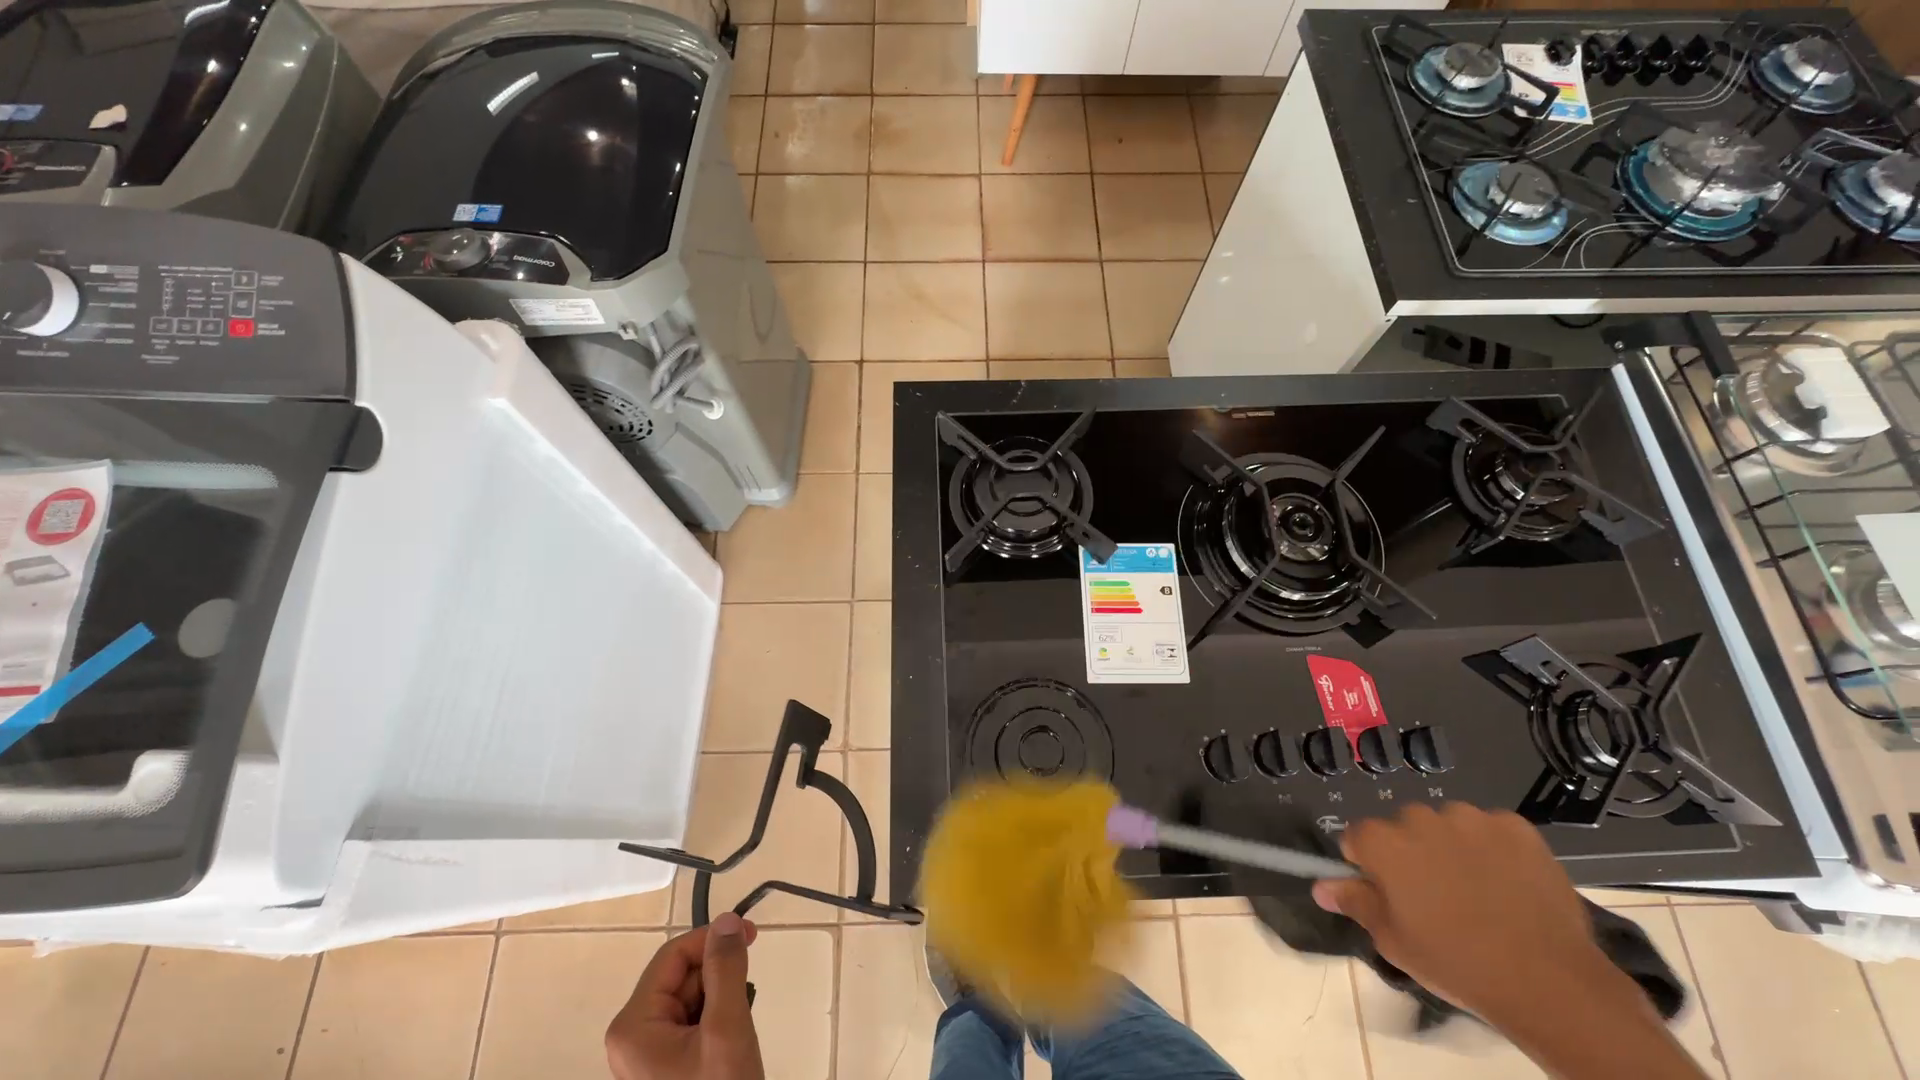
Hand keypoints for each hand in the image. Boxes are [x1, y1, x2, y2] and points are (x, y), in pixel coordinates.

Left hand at [606, 912, 764, 1079]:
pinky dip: (715, 1025)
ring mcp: (644, 1056)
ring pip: (688, 1002)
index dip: (712, 938)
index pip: (672, 957)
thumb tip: (725, 920)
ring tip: (736, 1034)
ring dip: (719, 1004)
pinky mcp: (661, 1070)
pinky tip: (728, 1047)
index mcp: (632, 1025)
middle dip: (718, 981)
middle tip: (746, 1002)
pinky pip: (689, 1027)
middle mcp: (629, 1037)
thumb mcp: (727, 1028)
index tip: (752, 934)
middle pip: (680, 979)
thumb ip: (725, 969)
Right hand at [1311, 802, 1607, 1024]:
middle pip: (1403, 826)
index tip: (1387, 892)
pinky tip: (1506, 881)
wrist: (1546, 978)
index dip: (1368, 863)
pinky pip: (1491, 828)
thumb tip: (1321, 886)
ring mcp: (1472, 819)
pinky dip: (1492, 847)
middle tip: (1432, 895)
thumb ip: (1355, 903)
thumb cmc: (1455, 962)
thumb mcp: (1393, 941)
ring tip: (1475, 889)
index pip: (1358, 836)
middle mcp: (1422, 818)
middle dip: (1410, 851)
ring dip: (1450, 845)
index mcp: (1384, 844)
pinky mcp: (1516, 826)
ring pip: (1448, 823)